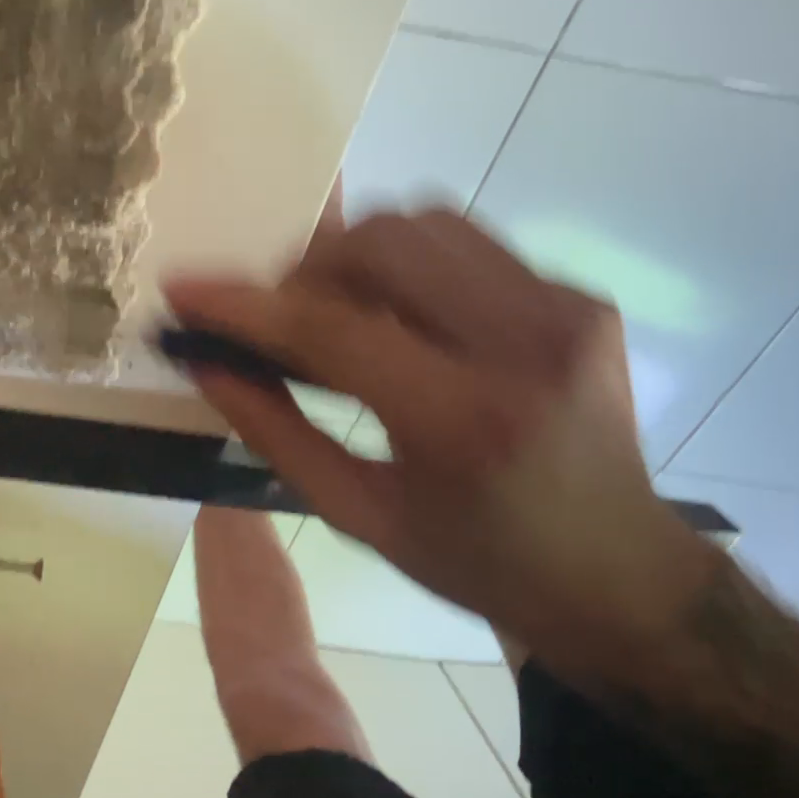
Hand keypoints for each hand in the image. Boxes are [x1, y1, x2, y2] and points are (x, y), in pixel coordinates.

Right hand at [166, 208, 717, 661]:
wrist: (615, 573)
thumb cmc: (472, 562)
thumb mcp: (357, 514)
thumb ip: (275, 434)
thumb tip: (207, 368)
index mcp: (462, 419)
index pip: (331, 328)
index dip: (245, 305)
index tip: (183, 290)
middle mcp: (523, 342)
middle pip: (382, 245)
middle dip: (304, 272)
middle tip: (276, 323)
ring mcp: (562, 307)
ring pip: (426, 225)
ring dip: (354, 259)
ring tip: (331, 317)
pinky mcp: (577, 295)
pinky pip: (465, 245)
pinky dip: (404, 268)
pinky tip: (392, 320)